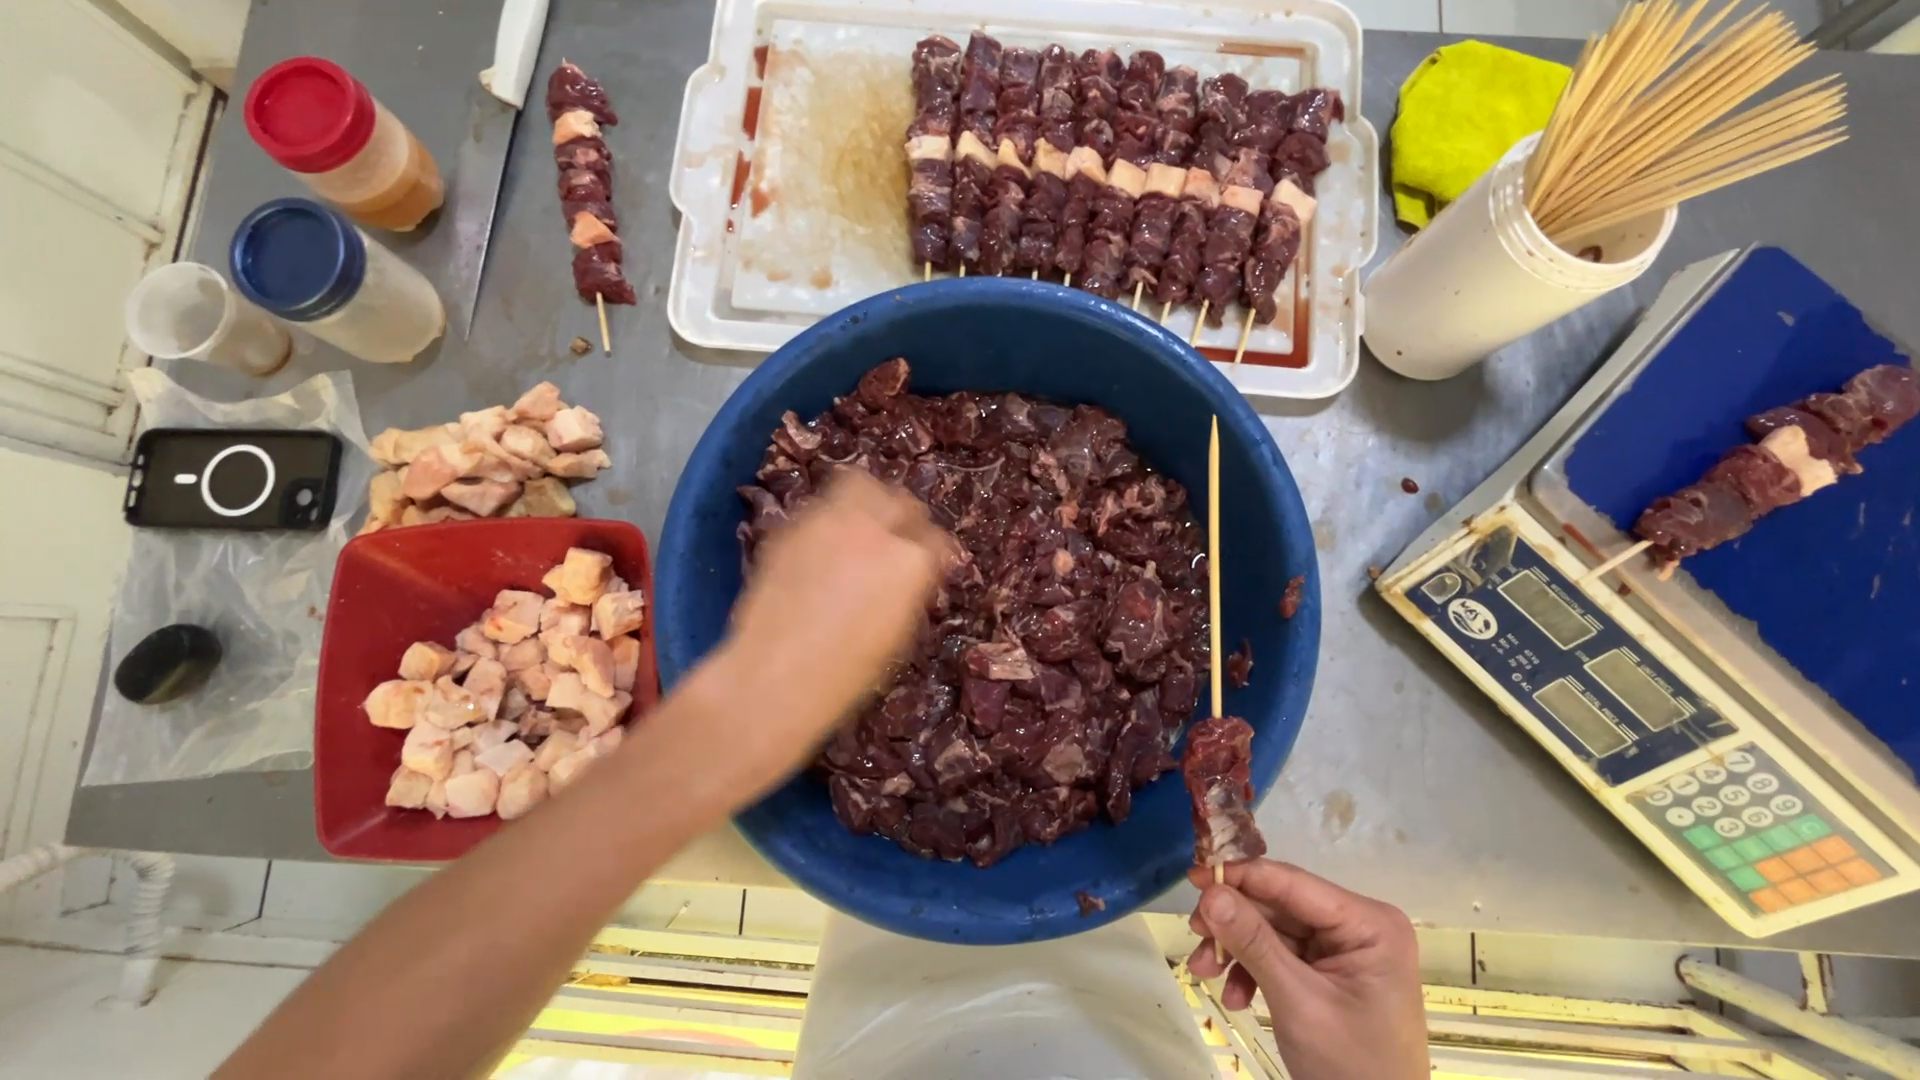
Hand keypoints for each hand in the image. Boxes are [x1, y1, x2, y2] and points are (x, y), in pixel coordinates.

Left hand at [708, 469, 946, 783]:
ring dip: (870, 501)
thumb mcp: (897, 637)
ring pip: (861, 485)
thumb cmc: (844, 676)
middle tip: (898, 538)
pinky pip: (821, 504)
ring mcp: (830, 521)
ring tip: (864, 524)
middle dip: (906, 518)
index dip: (933, 552)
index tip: (928, 562)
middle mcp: (876, 530)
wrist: (772, 676)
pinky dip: (832, 514)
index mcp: (912, 563)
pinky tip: (827, 539)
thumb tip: (910, 578)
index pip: (936, 539)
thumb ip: (909, 594)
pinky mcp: (792, 525)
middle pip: (903, 501)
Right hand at [1187, 861, 1428, 1079]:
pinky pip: (1279, 954)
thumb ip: (1252, 941)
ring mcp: (1343, 949)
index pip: (1291, 882)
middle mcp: (1358, 925)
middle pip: (1277, 904)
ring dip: (1235, 948)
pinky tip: (1235, 996)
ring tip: (1203, 972)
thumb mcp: (1297, 1001)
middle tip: (1194, 935)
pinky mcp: (1328, 971)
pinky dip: (1251, 970)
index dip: (1239, 876)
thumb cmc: (1350, 1068)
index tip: (1192, 878)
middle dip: (1233, 923)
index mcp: (1368, 923)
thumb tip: (1209, 892)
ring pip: (1271, 928)